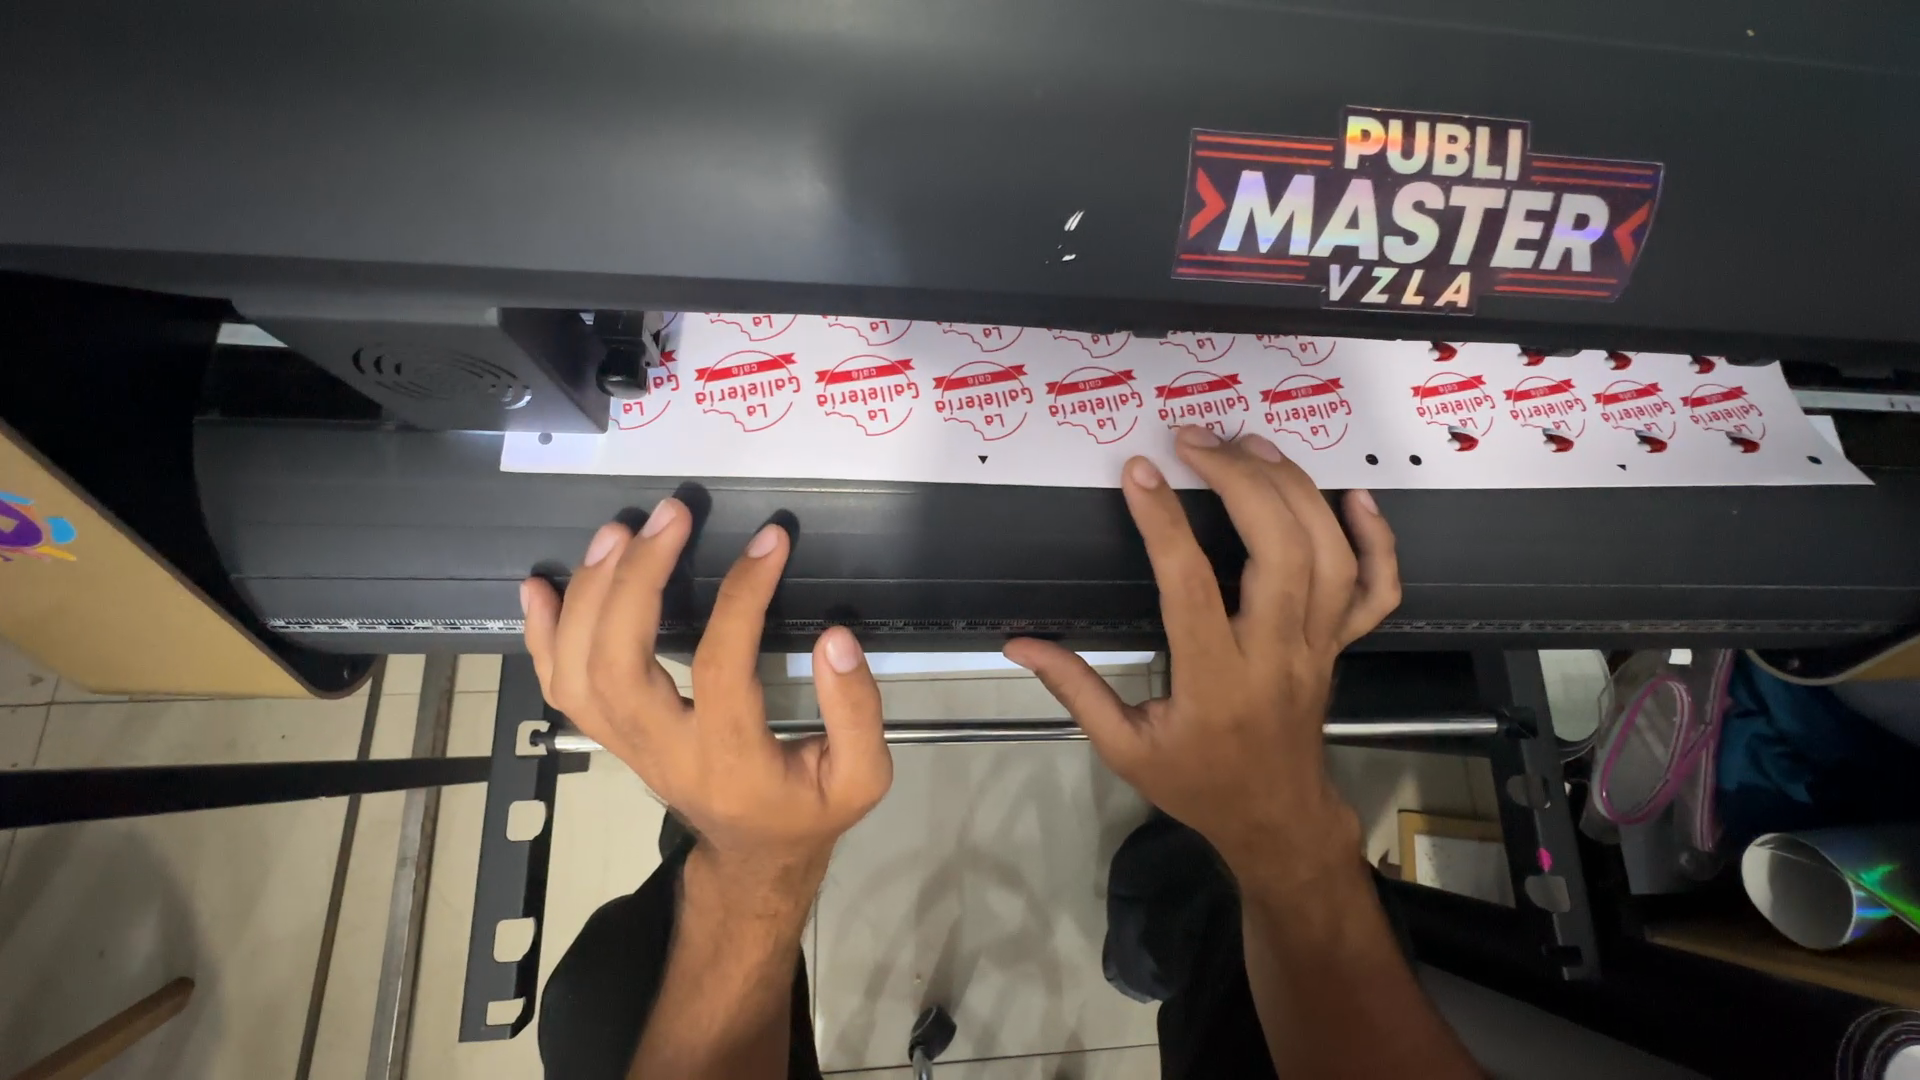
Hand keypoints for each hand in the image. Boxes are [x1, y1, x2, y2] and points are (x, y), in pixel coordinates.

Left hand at [520, 499, 893, 890]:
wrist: (754, 858)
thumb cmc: (808, 810)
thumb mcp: (863, 776)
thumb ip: (857, 712)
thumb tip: (835, 640)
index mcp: (729, 760)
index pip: (719, 666)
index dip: (742, 595)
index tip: (770, 542)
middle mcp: (663, 752)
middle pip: (619, 663)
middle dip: (638, 579)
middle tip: (671, 517)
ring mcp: (627, 744)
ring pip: (579, 671)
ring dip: (590, 593)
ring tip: (620, 532)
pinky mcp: (613, 734)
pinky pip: (560, 686)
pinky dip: (542, 633)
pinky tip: (541, 585)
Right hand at [1005, 427, 1400, 876]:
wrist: (1277, 819)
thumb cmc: (1196, 783)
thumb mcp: (1122, 747)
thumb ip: (1074, 689)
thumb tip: (1019, 645)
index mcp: (1215, 681)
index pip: (1191, 587)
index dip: (1164, 523)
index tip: (1139, 472)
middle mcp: (1276, 656)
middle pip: (1281, 553)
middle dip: (1241, 482)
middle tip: (1197, 440)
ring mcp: (1319, 648)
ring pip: (1329, 558)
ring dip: (1295, 490)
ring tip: (1251, 445)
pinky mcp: (1341, 646)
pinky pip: (1377, 591)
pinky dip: (1377, 539)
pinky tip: (1352, 497)